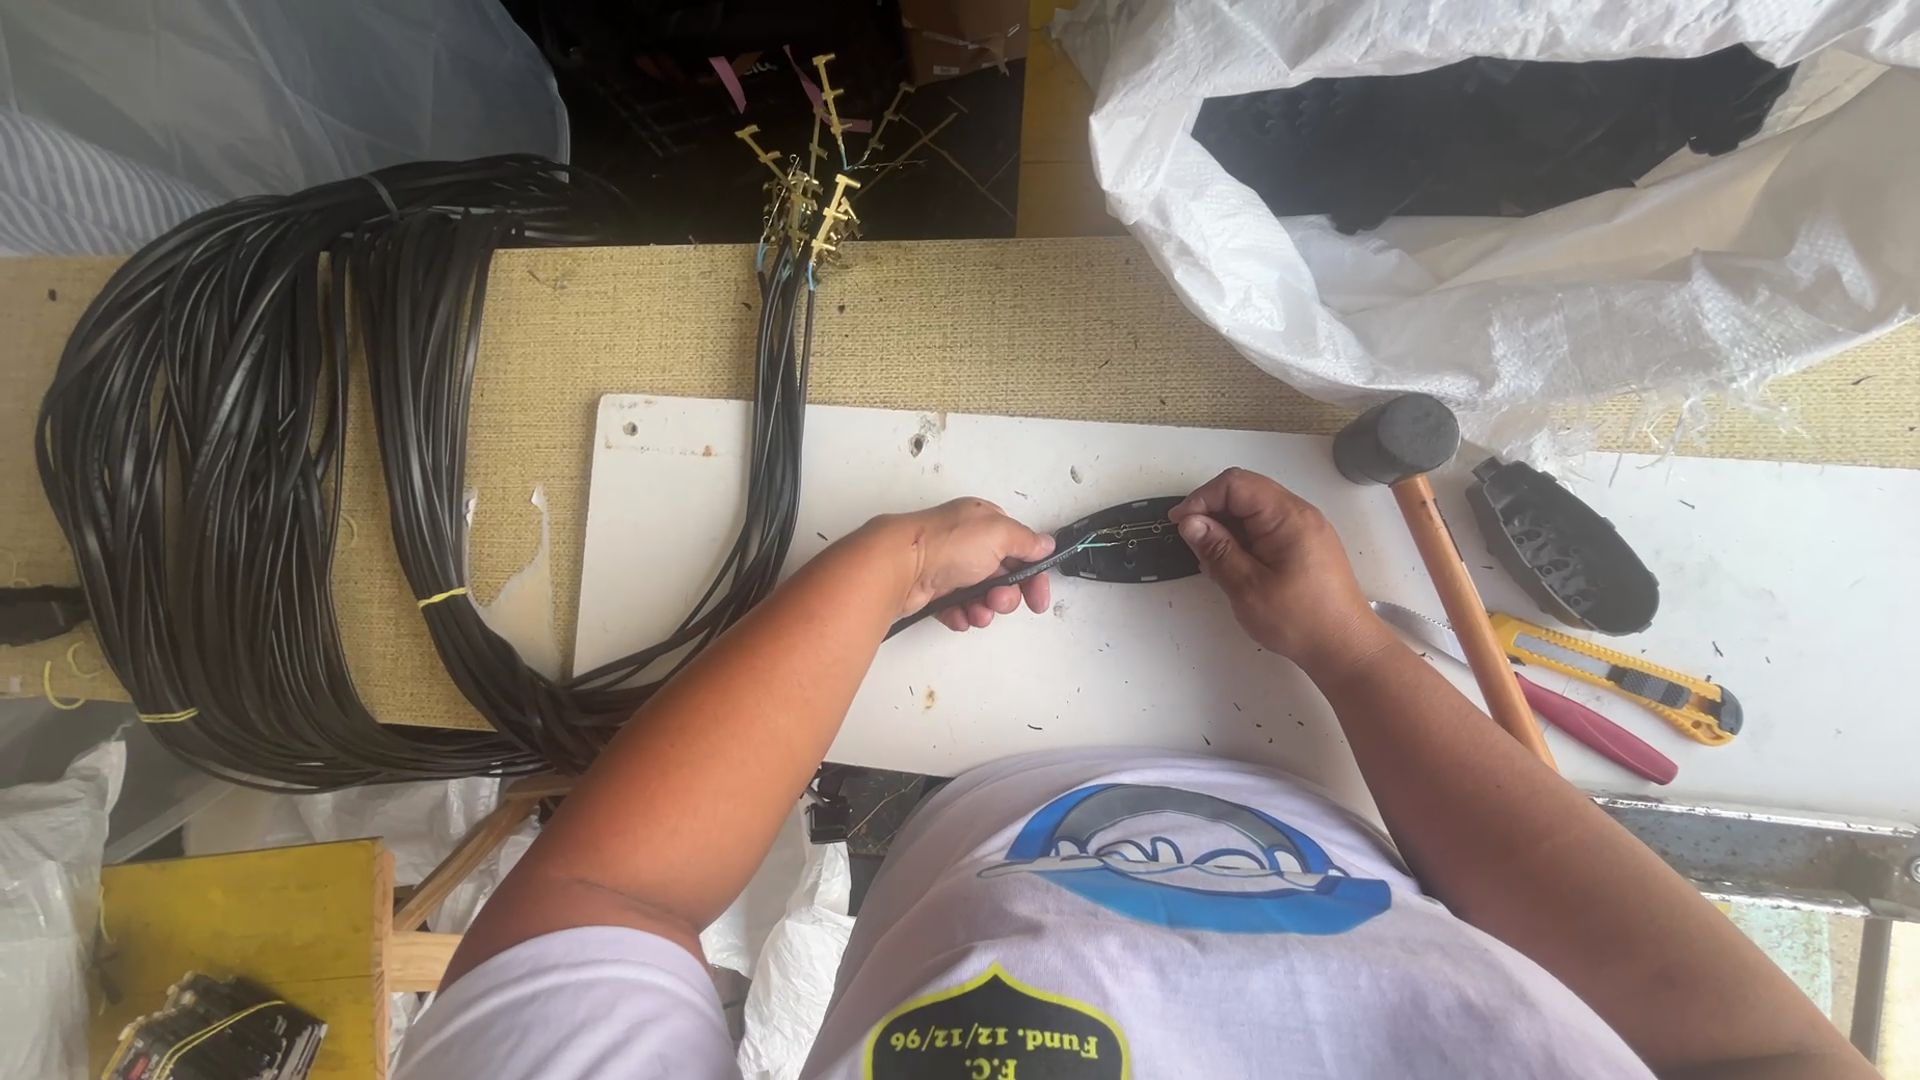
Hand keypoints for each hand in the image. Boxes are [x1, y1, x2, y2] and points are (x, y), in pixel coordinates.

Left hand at [880, 498, 1053, 630]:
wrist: (899, 567)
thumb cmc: (943, 543)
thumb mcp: (999, 533)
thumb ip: (1026, 540)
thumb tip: (1043, 543)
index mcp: (985, 522)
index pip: (1021, 549)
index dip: (1033, 574)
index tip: (1037, 597)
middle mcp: (968, 543)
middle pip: (1004, 577)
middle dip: (1006, 595)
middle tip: (998, 600)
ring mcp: (951, 567)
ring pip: (982, 596)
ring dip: (985, 609)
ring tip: (977, 611)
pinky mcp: (934, 589)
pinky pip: (958, 608)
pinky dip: (962, 615)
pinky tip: (959, 614)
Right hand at [1169, 468, 1393, 679]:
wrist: (1345, 648)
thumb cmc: (1297, 619)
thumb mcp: (1247, 586)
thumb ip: (1217, 549)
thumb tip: (1189, 522)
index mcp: (1287, 516)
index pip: (1236, 484)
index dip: (1202, 498)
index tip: (1179, 524)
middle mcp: (1298, 513)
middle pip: (1245, 491)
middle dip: (1211, 510)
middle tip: (1190, 540)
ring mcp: (1303, 528)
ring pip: (1253, 509)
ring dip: (1225, 526)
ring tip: (1209, 558)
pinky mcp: (1303, 544)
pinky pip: (1264, 527)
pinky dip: (1241, 537)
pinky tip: (1231, 564)